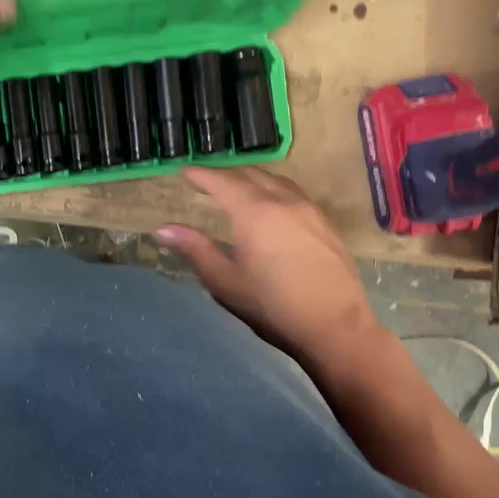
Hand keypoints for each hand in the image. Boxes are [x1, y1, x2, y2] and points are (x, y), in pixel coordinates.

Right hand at [154, 167, 389, 375]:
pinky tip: (272, 208)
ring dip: (253, 179)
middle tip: (207, 182)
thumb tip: (163, 229)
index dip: (202, 175)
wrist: (335, 326)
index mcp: (255, 212)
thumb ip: (195, 250)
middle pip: (251, 175)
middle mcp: (284, 201)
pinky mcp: (326, 224)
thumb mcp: (225, 281)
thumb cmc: (272, 306)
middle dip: (226, 174)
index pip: (223, 182)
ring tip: (238, 189)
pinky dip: (274, 190)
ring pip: (277, 181)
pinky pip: (294, 194)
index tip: (185, 171)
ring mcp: (310, 210)